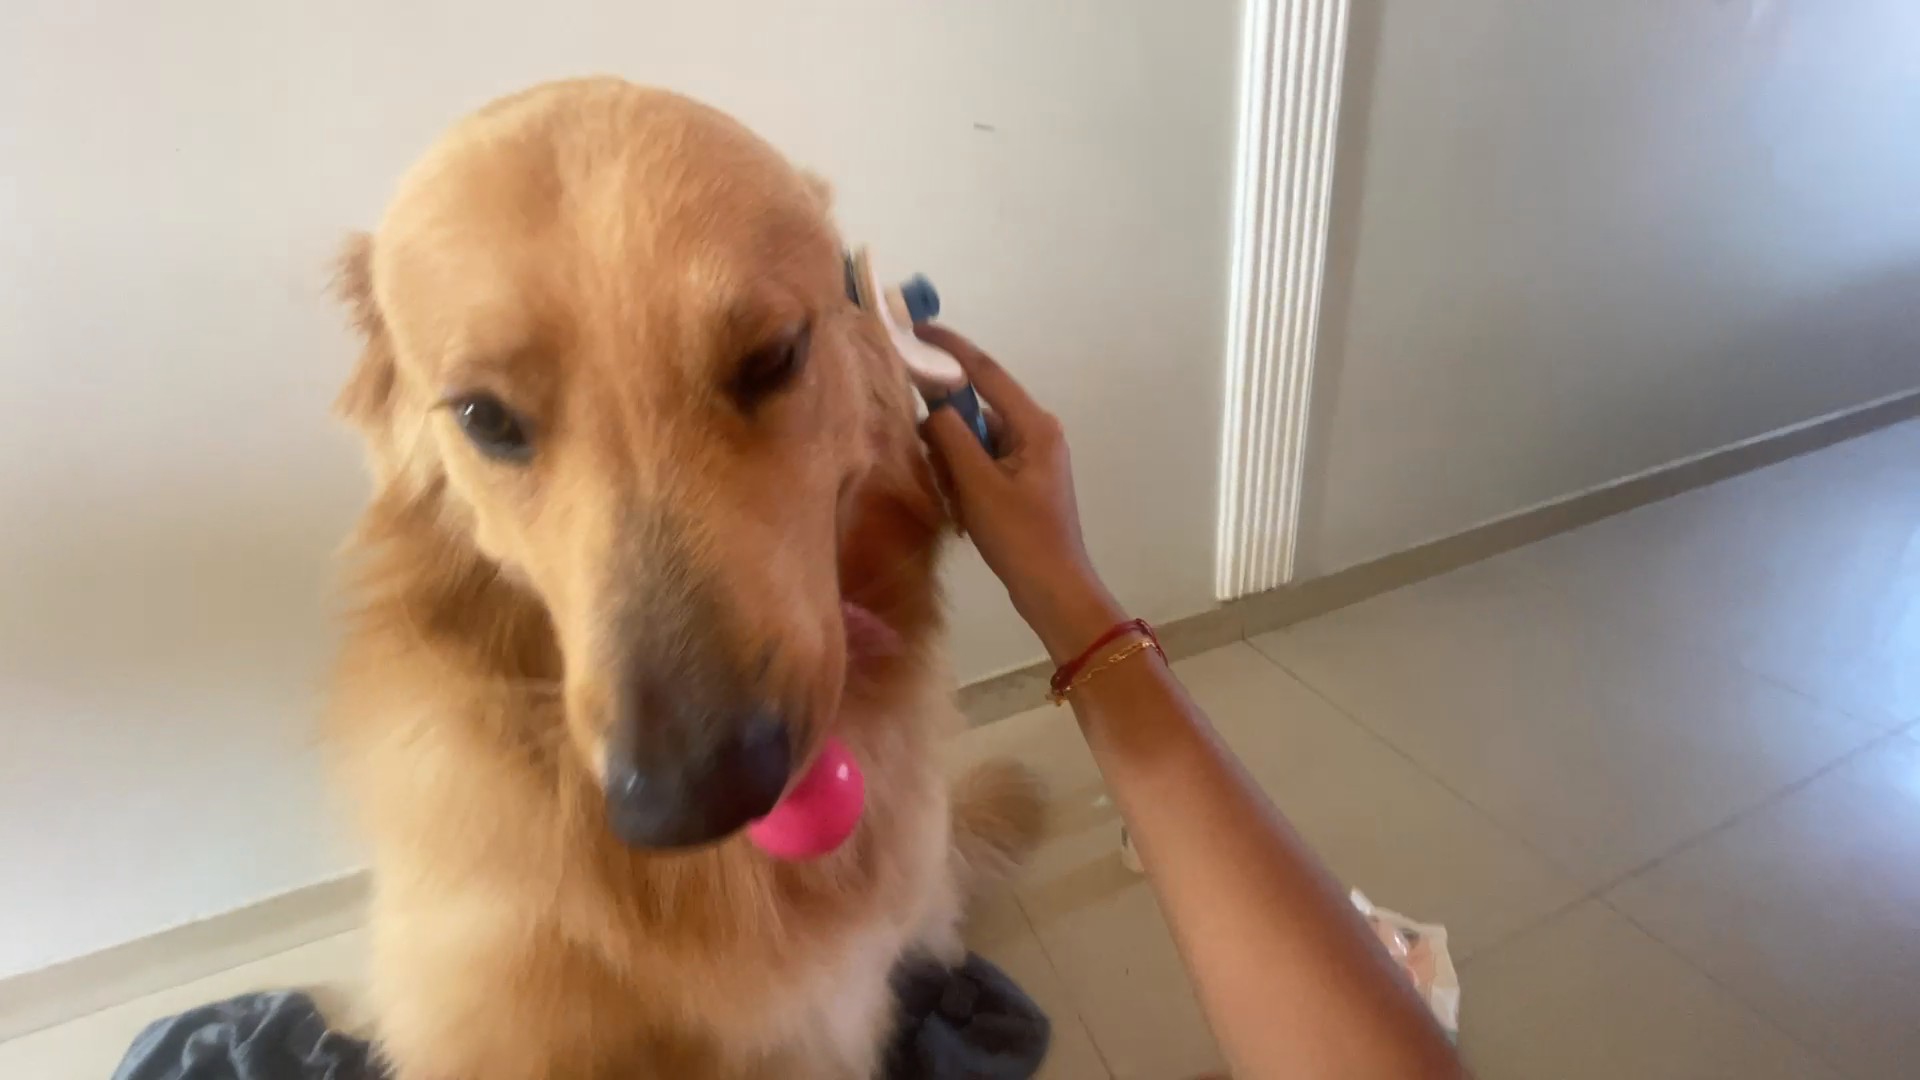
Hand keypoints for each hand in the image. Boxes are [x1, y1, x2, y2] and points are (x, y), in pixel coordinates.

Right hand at [916, 324, 1125, 662]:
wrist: (1053, 588)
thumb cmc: (1019, 535)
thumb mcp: (978, 484)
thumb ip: (951, 437)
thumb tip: (931, 409)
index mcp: (1034, 425)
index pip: (987, 372)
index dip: (951, 348)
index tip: (918, 328)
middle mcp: (1037, 432)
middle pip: (980, 407)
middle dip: (946, 420)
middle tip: (916, 434)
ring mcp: (1033, 459)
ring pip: (979, 438)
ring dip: (954, 455)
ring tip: (943, 486)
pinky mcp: (1024, 482)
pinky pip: (986, 462)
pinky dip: (965, 474)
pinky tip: (956, 501)